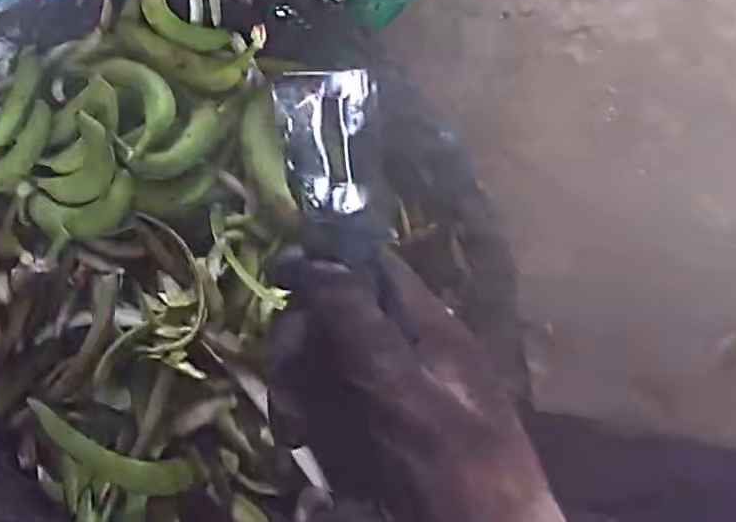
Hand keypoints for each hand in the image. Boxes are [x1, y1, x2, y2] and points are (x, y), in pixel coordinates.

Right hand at [267, 253, 563, 521]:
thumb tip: (314, 256)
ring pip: (324, 355)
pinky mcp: (381, 424)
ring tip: (292, 425)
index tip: (280, 274)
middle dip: (299, 340)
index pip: (372, 262)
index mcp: (430, 327)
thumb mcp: (402, 394)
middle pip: (336, 309)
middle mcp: (411, 347)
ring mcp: (396, 387)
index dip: (324, 257)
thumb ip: (358, 322)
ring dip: (297, 383)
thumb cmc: (455, 479)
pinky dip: (308, 413)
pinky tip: (301, 439)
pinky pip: (329, 397)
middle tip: (282, 377)